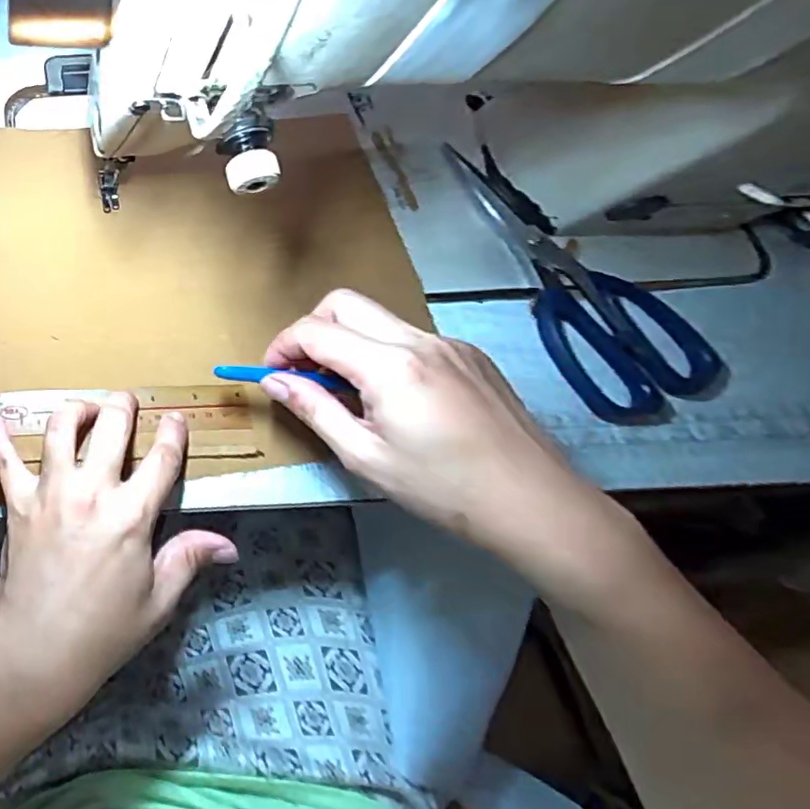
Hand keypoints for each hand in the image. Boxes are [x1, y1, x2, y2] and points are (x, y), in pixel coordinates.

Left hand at [0, 393, 237, 711]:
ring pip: (60, 430)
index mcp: (132, 515)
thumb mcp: (157, 600)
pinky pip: (6, 461)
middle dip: (122, 405)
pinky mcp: (19, 501)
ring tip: (82, 408)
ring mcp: (51, 492)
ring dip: (74, 410)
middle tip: (125, 400)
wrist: (39, 646)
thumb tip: (228, 545)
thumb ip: (187, 560)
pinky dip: (0, 439)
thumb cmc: (104, 629)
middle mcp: (92, 492)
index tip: (175, 417)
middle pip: (110, 427)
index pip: (161, 460)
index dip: (173, 433)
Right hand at [260, 289, 620, 571]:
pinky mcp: (469, 355)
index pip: (315, 330)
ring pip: (377, 318)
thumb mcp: (364, 456)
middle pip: (343, 302)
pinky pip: (408, 337)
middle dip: (310, 329)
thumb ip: (314, 409)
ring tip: (348, 391)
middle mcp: (419, 340)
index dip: (281, 347)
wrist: (538, 505)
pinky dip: (382, 353)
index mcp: (390, 365)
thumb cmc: (443, 489)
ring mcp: (449, 344)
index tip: (272, 374)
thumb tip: (275, 381)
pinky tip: (394, 397)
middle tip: (304, 372)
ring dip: (347, 341)